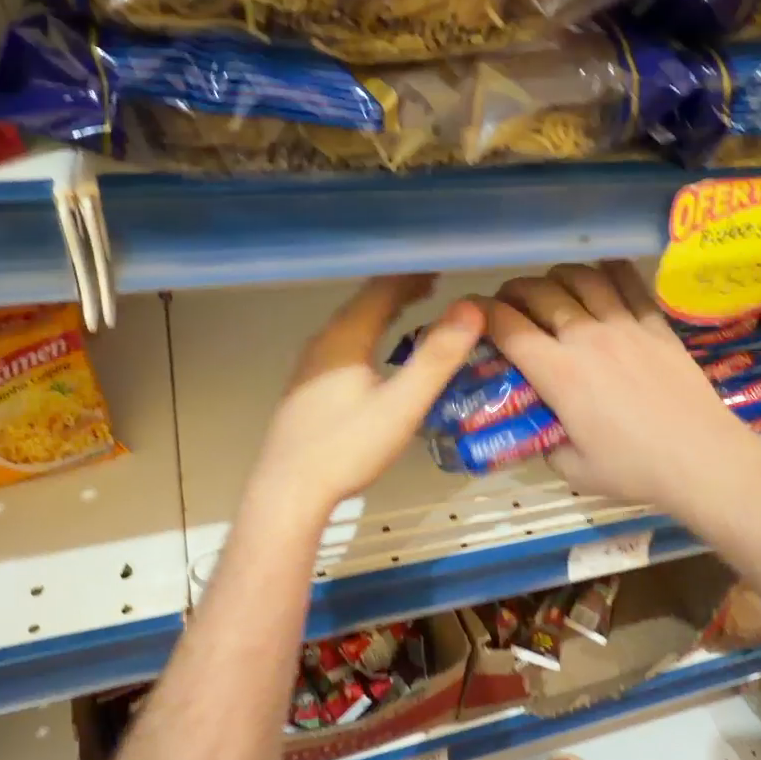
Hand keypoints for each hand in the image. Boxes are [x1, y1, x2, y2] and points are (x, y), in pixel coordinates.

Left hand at [251, 274, 482, 516]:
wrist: (289, 491)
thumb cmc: (347, 448)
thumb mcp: (401, 405)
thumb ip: (436, 358)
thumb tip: (471, 308)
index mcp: (345, 338)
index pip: (380, 291)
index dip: (411, 276)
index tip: (440, 268)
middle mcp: (322, 343)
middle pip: (363, 304)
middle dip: (398, 291)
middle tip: (432, 285)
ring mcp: (309, 368)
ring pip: (350, 325)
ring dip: (381, 313)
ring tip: (410, 310)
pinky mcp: (305, 390)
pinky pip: (342, 346)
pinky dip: (367, 335)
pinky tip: (374, 356)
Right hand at [485, 262, 760, 517]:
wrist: (701, 459)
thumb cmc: (634, 469)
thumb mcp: (574, 470)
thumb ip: (547, 445)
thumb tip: (539, 431)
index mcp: (560, 374)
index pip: (509, 328)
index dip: (481, 314)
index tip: (470, 312)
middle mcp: (587, 338)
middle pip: (540, 293)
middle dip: (514, 291)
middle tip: (508, 303)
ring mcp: (625, 326)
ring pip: (582, 277)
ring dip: (556, 276)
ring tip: (550, 287)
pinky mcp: (657, 325)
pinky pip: (628, 282)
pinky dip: (607, 270)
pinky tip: (599, 274)